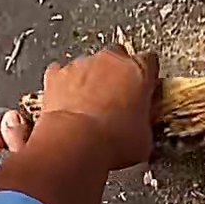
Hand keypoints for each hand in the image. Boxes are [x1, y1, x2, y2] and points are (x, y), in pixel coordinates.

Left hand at [37, 45, 159, 170]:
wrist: (76, 144)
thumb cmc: (112, 141)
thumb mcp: (143, 139)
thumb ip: (143, 122)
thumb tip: (140, 130)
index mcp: (138, 72)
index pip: (148, 63)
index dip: (144, 80)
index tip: (141, 93)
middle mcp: (110, 61)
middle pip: (116, 59)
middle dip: (115, 77)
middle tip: (113, 104)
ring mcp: (81, 66)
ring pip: (87, 67)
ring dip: (88, 84)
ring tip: (87, 113)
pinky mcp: (56, 76)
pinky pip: (59, 76)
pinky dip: (62, 88)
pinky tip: (65, 108)